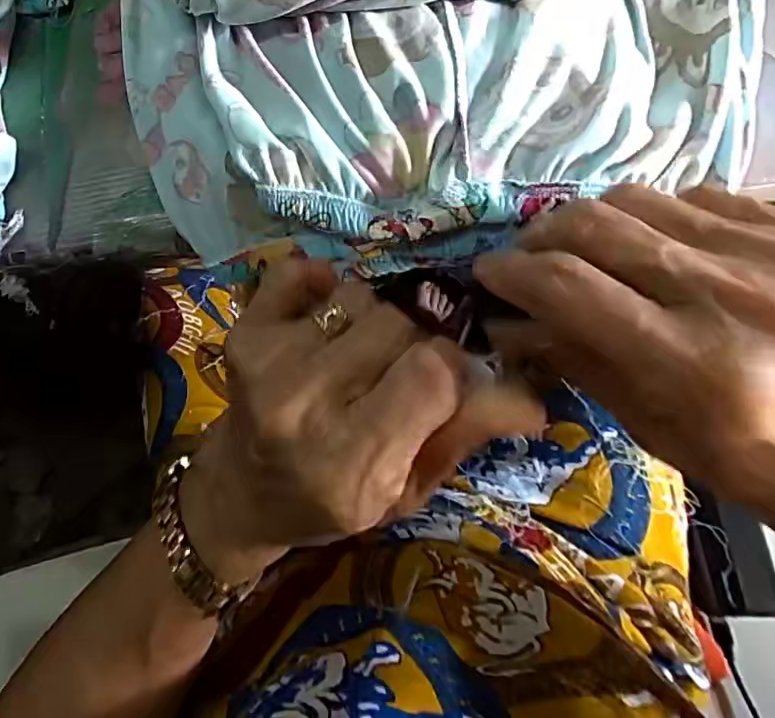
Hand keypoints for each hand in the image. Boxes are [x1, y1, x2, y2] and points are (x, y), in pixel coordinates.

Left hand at [180, 259, 543, 585]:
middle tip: (404, 361)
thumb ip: (462, 435)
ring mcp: (266, 362)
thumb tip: (531, 394)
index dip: (453, 363)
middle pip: (395, 324)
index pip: (431, 373)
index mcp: (352, 461)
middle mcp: (303, 405)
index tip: (450, 372)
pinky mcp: (242, 332)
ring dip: (372, 315)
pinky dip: (322, 282)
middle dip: (415, 338)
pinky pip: (298, 273)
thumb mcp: (407, 490)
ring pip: (355, 295)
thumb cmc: (332, 500)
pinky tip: (326, 313)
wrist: (243, 490)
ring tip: (361, 348)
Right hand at [471, 184, 774, 599]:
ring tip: (590, 249)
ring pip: (640, 198)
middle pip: (594, 224)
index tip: (488, 273)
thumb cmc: (768, 471)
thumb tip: (505, 318)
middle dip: (540, 237)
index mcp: (697, 364)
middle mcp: (741, 298)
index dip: (510, 271)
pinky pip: (705, 199)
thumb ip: (573, 359)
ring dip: (594, 222)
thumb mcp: (654, 430)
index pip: (566, 284)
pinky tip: (667, 250)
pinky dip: (663, 220)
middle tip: (529, 257)